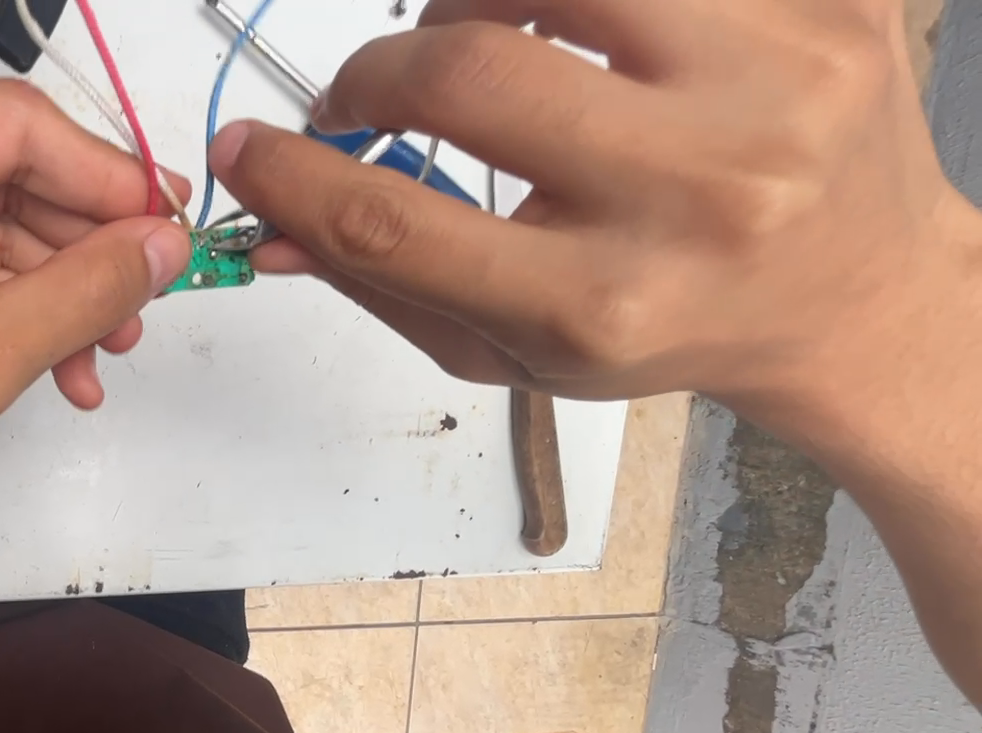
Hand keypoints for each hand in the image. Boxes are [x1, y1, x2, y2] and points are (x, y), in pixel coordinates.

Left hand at [0, 80, 192, 588]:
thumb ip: (82, 291)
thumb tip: (163, 246)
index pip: (8, 128)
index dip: (100, 173)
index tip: (164, 220)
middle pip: (10, 180)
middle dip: (85, 247)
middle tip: (146, 292)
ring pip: (3, 236)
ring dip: (65, 295)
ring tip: (107, 348)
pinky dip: (30, 321)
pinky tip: (68, 369)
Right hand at [209, 0, 978, 408]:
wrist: (842, 293)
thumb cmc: (638, 339)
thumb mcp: (495, 348)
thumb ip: (383, 286)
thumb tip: (276, 232)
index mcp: (588, 306)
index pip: (394, 226)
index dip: (294, 179)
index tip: (240, 151)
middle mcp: (689, 194)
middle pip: (470, 77)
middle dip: (373, 77)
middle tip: (352, 102)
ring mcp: (777, 79)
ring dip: (459, 5)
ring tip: (448, 49)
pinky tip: (542, 22)